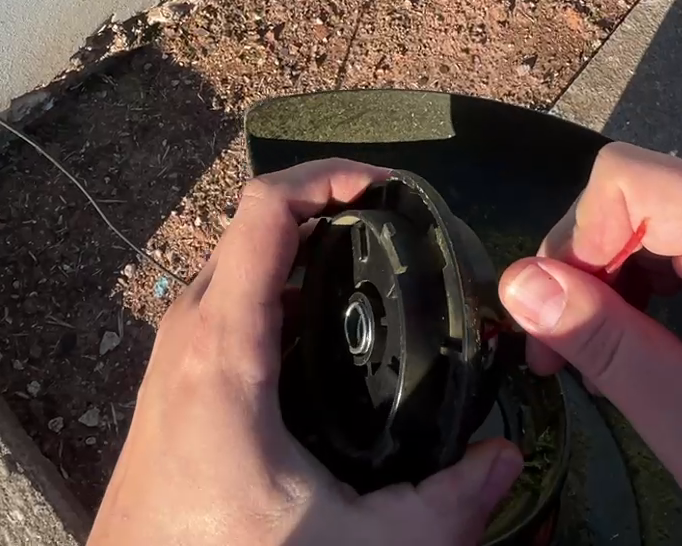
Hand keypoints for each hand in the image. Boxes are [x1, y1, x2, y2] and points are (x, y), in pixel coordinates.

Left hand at [90, 159, 521, 545]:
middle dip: (329, 205)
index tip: (387, 187)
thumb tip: (505, 459)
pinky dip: (283, 282)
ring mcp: (176, 349)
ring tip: (370, 260)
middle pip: (257, 222)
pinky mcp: (176, 374)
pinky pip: (232, 296)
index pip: (266, 208)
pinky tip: (328, 323)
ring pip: (243, 257)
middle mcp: (190, 327)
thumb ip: (440, 506)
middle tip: (395, 224)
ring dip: (305, 242)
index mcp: (225, 344)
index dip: (328, 176)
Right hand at [497, 143, 681, 544]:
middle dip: (582, 265)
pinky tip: (637, 330)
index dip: (578, 237)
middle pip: (630, 190)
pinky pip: (665, 221)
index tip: (564, 321)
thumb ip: (612, 351)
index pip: (632, 178)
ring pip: (638, 204)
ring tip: (599, 353)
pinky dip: (633, 272)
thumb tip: (518, 282)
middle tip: (565, 357)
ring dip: (602, 273)